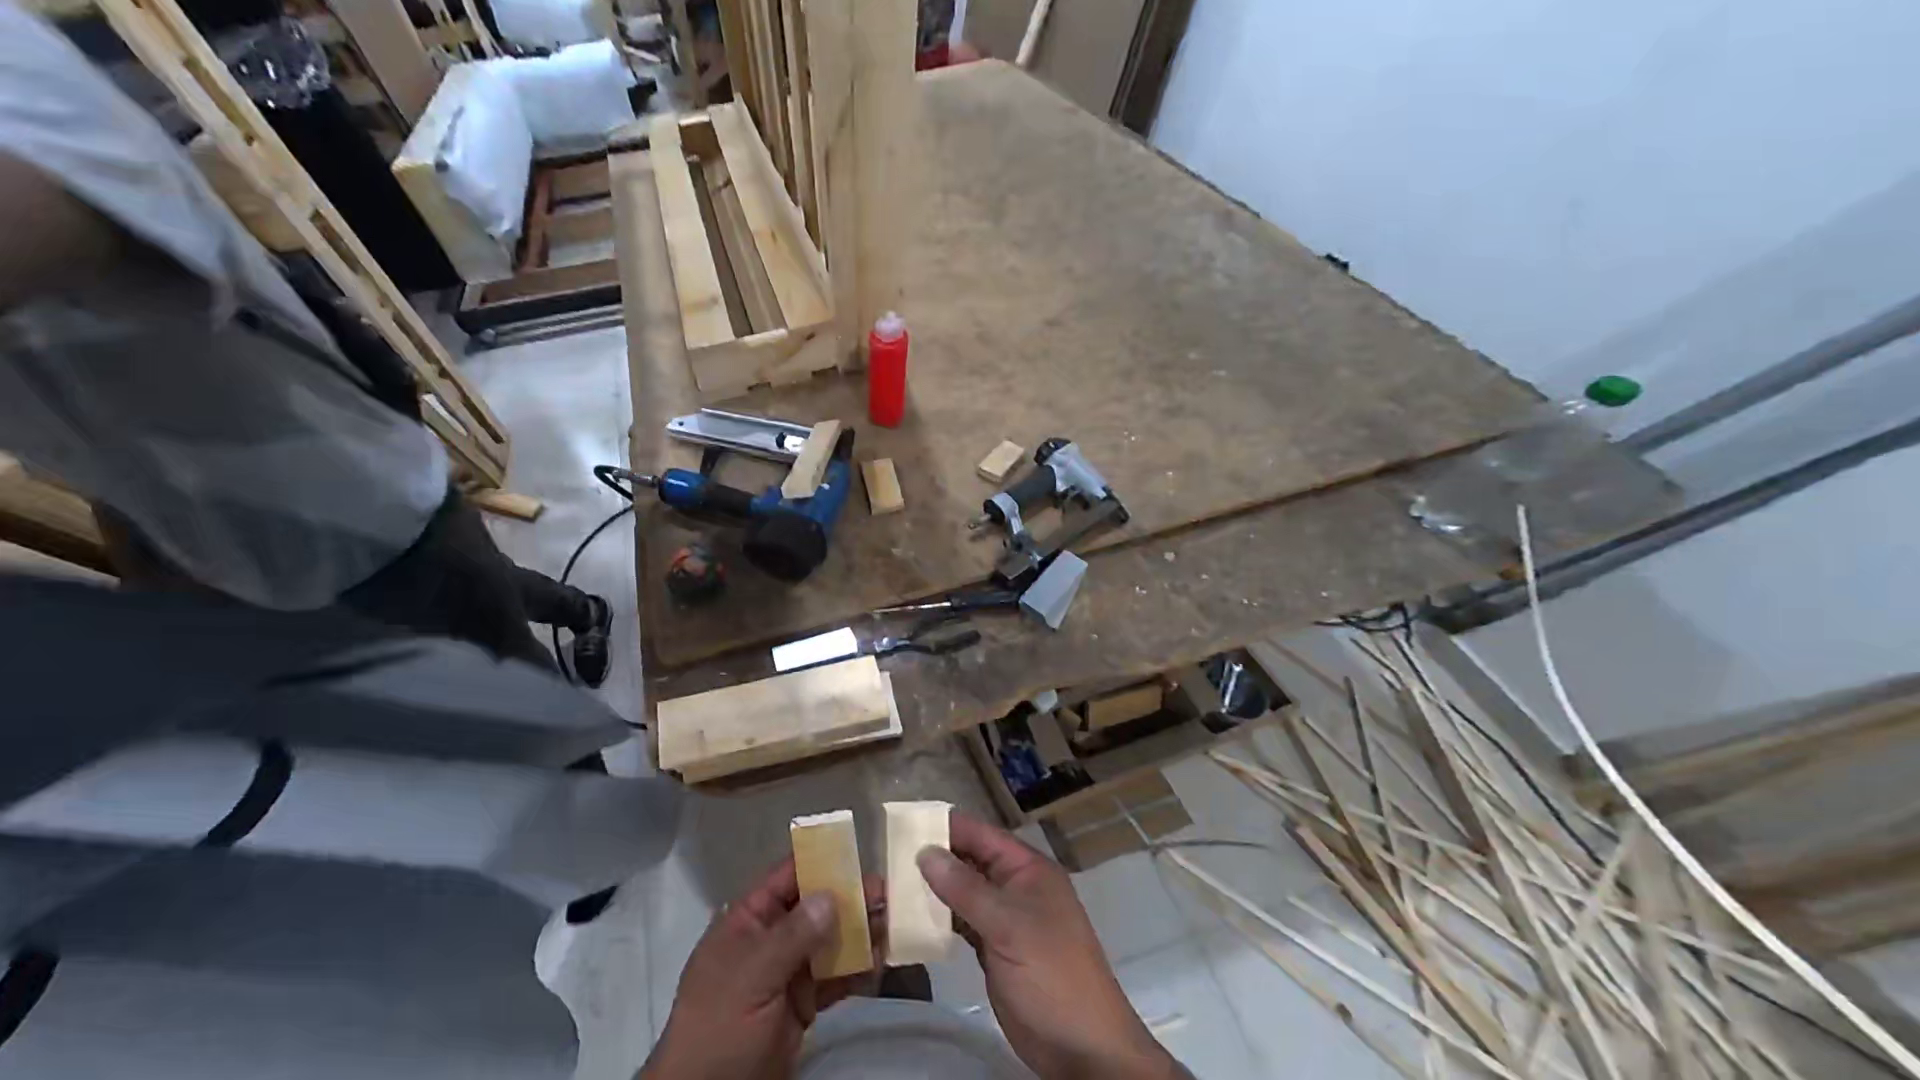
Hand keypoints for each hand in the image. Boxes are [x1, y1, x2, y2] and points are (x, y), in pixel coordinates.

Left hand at [641, 858, 883, 1079]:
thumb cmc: (718, 1027)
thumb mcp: (751, 976)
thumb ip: (793, 935)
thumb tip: (831, 895)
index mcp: (747, 922)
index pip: (786, 878)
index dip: (819, 862)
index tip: (857, 853)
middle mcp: (769, 940)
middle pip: (815, 908)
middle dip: (850, 899)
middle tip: (888, 895)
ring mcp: (787, 973)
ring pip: (830, 941)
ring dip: (860, 933)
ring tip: (892, 926)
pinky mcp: (802, 1005)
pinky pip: (835, 978)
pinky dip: (858, 969)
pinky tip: (880, 962)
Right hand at [918, 814, 1180, 1079]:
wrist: (1082, 1045)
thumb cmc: (1050, 972)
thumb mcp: (1007, 925)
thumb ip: (965, 888)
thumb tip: (925, 852)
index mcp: (1028, 869)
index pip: (982, 835)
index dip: (947, 826)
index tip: (905, 823)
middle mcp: (1016, 887)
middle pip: (971, 861)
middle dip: (935, 858)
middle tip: (889, 858)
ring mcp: (1006, 919)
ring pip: (964, 892)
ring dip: (934, 890)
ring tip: (893, 886)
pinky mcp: (995, 948)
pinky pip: (963, 922)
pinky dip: (941, 919)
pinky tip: (913, 919)